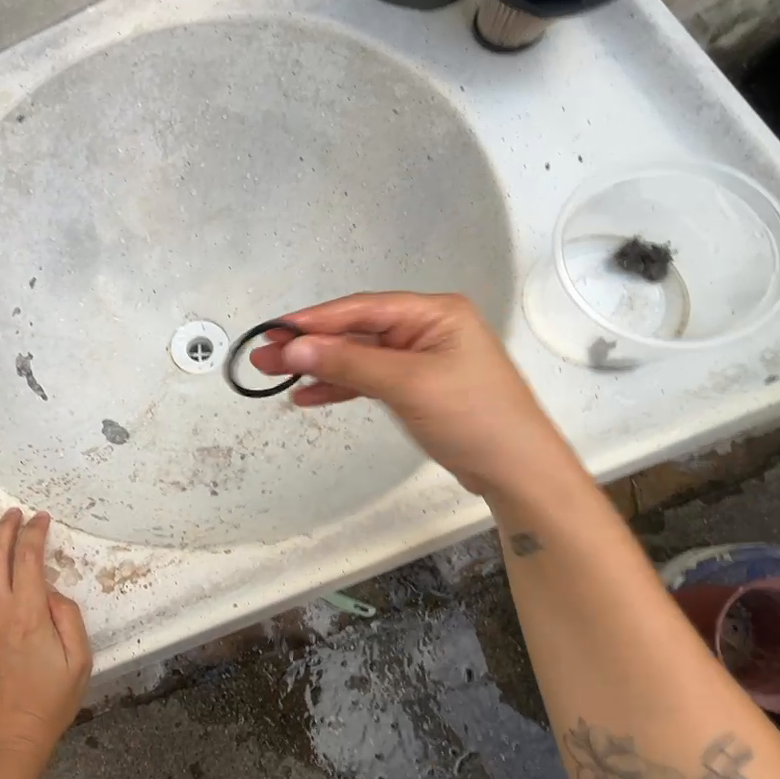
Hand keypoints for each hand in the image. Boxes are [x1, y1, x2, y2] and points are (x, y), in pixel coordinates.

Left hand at [0, 509, 92, 772]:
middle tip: (14, 512)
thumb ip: (68, 618)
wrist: (3, 741)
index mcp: (28, 612)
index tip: (41, 519)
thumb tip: (50, 591)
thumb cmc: (46, 704)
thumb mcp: (78, 662)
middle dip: (6, 527)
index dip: (34, 532)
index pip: (28, 556)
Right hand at [249, 292, 575, 499]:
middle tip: (263, 354)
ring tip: (273, 374)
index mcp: (433, 314)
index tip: (274, 329)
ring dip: (317, 366)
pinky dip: (336, 387)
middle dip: (309, 344)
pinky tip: (306, 395)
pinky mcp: (413, 388)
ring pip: (355, 356)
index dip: (314, 319)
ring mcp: (419, 359)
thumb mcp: (407, 384)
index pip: (361, 309)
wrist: (515, 469)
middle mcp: (424, 329)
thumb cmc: (474, 417)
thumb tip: (293, 348)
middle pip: (354, 331)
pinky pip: (365, 380)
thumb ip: (348, 363)